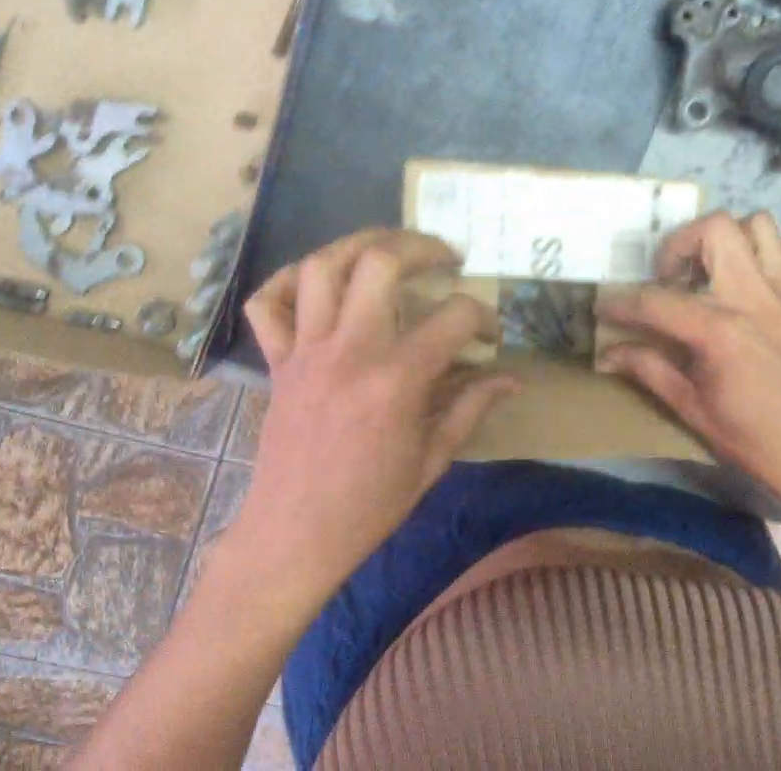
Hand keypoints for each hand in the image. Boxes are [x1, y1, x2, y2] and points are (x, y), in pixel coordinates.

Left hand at [235, 229, 517, 581]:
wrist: (293, 536)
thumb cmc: (369, 506)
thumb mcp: (432, 460)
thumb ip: (471, 408)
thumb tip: (512, 379)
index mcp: (396, 381)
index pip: (453, 317)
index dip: (483, 316)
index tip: (488, 333)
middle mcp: (349, 352)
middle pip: (379, 263)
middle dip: (420, 245)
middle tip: (444, 256)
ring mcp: (306, 352)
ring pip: (322, 268)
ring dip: (359, 244)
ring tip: (389, 248)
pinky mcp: (276, 362)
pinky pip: (268, 303)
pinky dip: (288, 280)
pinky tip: (318, 281)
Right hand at [596, 212, 780, 524]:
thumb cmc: (752, 438)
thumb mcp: (691, 408)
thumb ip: (648, 369)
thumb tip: (607, 354)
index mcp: (720, 331)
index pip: (657, 300)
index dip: (622, 303)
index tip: (605, 307)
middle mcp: (755, 298)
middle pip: (715, 229)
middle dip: (681, 243)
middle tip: (670, 277)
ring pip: (758, 226)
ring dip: (727, 240)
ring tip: (711, 272)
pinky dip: (763, 254)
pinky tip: (748, 284)